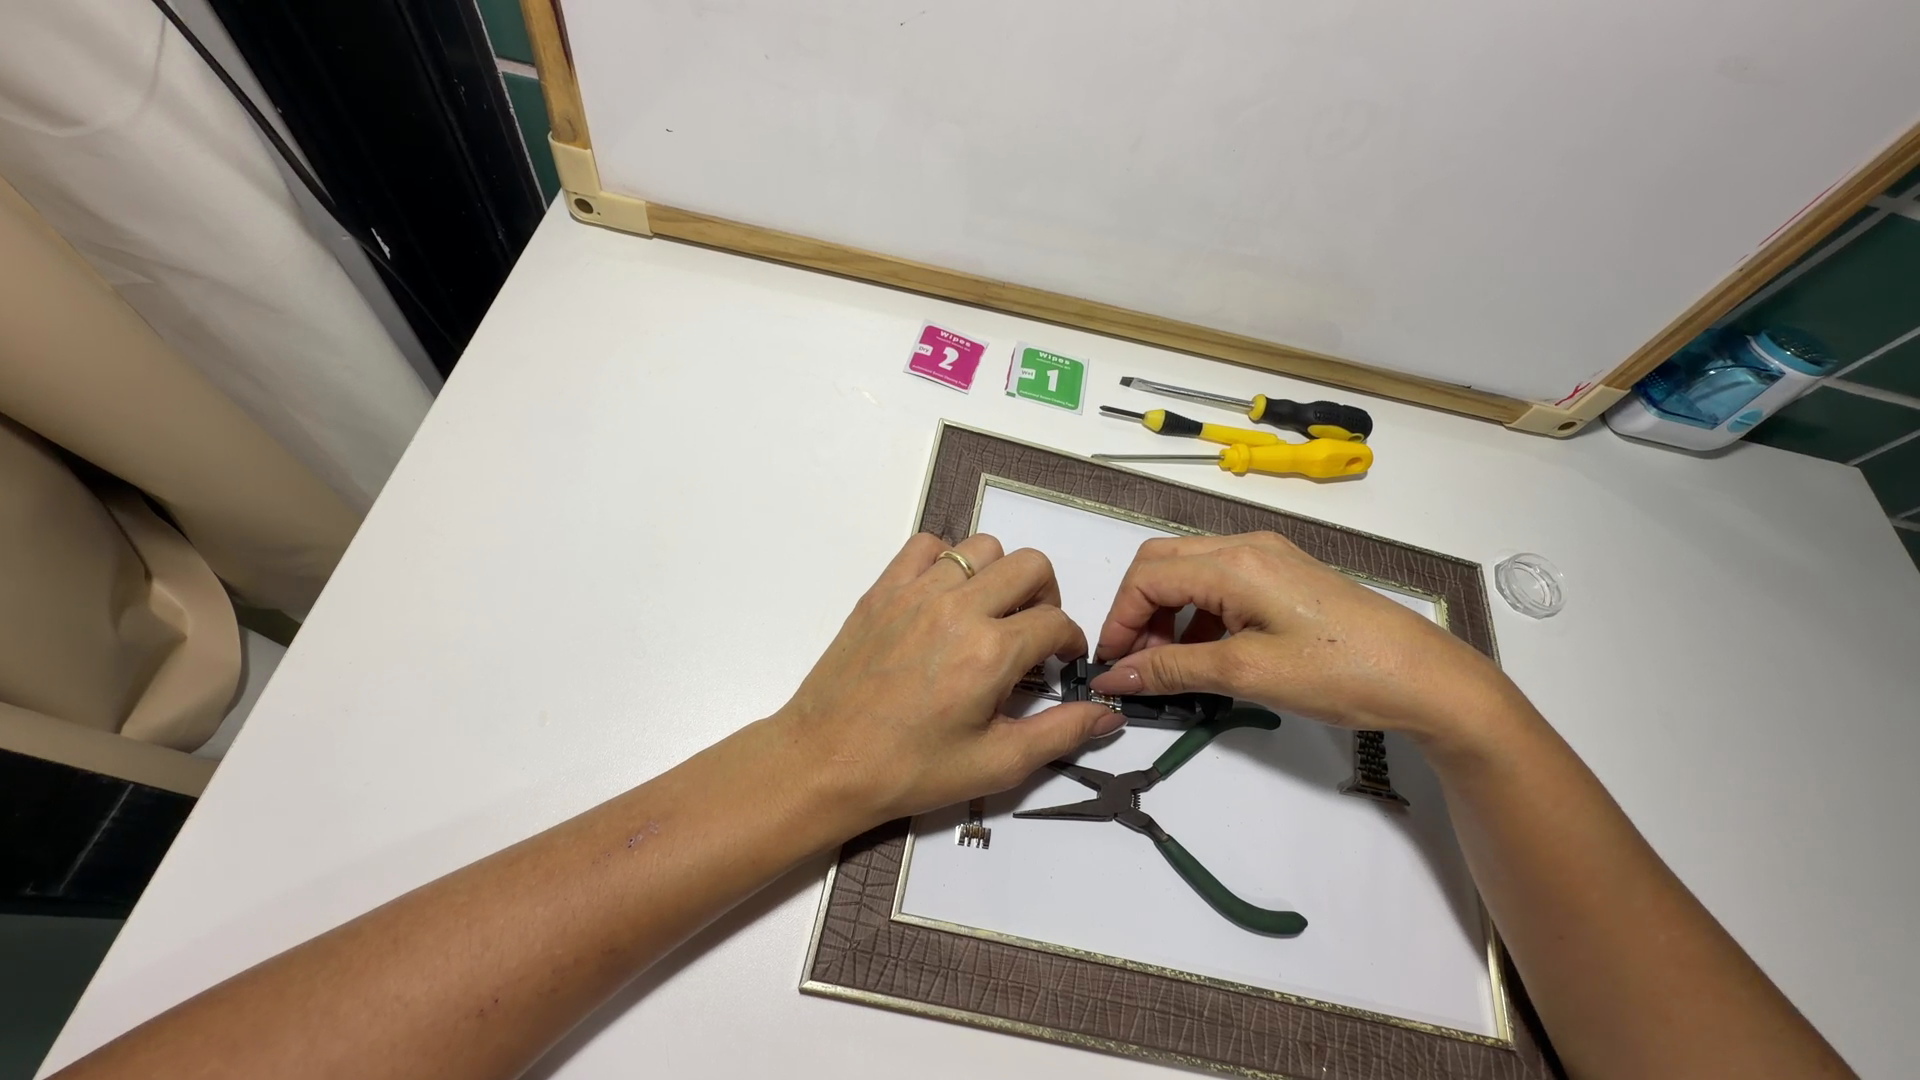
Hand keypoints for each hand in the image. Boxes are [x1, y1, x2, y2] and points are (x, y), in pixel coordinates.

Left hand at [769, 532, 1118, 829]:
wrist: (825, 762)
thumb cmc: (910, 770)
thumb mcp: (996, 763)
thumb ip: (1060, 732)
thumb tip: (1108, 714)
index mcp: (991, 652)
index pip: (1056, 621)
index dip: (1070, 642)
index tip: (1061, 661)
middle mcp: (958, 608)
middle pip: (1031, 565)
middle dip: (1046, 596)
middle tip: (1033, 632)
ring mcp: (917, 592)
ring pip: (983, 547)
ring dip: (1000, 573)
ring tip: (991, 611)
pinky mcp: (883, 589)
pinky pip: (927, 545)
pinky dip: (946, 560)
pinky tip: (945, 597)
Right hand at [1087, 532, 1513, 741]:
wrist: (1428, 679)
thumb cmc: (1336, 673)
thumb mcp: (1245, 674)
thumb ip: (1171, 669)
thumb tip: (1113, 678)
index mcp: (1234, 562)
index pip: (1146, 577)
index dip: (1119, 620)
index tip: (1112, 667)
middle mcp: (1246, 546)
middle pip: (1162, 563)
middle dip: (1138, 611)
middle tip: (1136, 661)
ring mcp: (1269, 557)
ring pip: (1190, 572)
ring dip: (1167, 613)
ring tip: (1170, 663)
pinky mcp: (1285, 575)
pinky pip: (1221, 582)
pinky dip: (1198, 614)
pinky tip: (1207, 652)